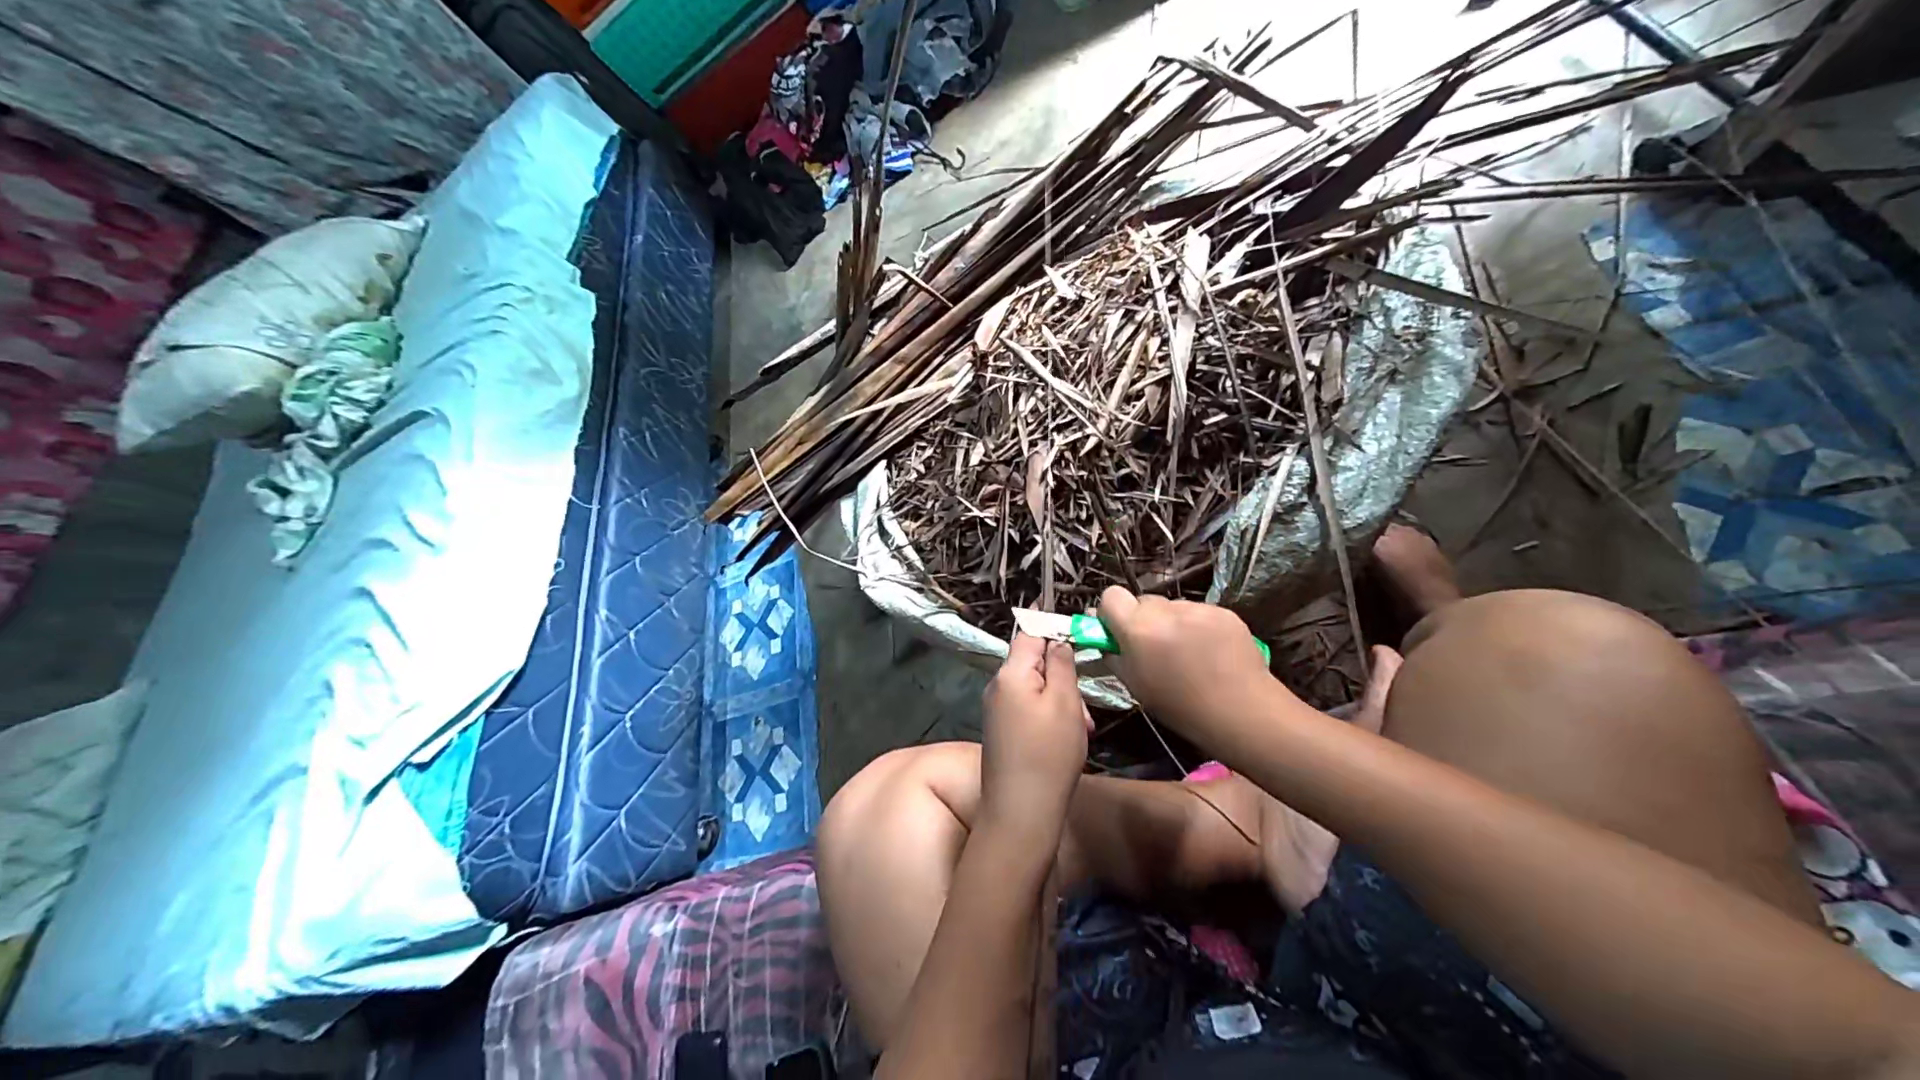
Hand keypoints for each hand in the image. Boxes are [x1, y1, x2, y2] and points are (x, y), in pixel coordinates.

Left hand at [978, 633, 1091, 841]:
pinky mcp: (1002, 732)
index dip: (1050, 624)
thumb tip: (1057, 640)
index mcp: (1010, 674)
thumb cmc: (1048, 752)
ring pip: (1035, 690)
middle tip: (1084, 707)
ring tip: (1081, 730)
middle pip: (1034, 663)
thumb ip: (1061, 664)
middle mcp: (997, 687)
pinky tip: (1067, 741)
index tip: (1074, 625)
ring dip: (1062, 701)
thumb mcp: (1065, 702)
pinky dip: (1051, 717)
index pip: (1029, 632)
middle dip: (1063, 677)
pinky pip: (1029, 710)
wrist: (1021, 811)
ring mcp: (997, 711)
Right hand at [1098, 586, 1280, 744]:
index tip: (1118, 632)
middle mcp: (1166, 610)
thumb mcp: (1135, 685)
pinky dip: (1197, 627)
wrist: (1242, 712)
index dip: (1112, 612)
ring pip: (1172, 607)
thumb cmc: (1180, 707)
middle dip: (1143, 619)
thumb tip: (1105, 636)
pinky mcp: (1223, 611)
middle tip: (1154, 648)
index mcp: (1138, 628)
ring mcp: (1197, 608)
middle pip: (1143, 601)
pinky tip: (1210, 652)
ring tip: (1187, 654)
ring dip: (1172, 623)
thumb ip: (1115, 655)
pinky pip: (1199, 612)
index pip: (1111, 595)